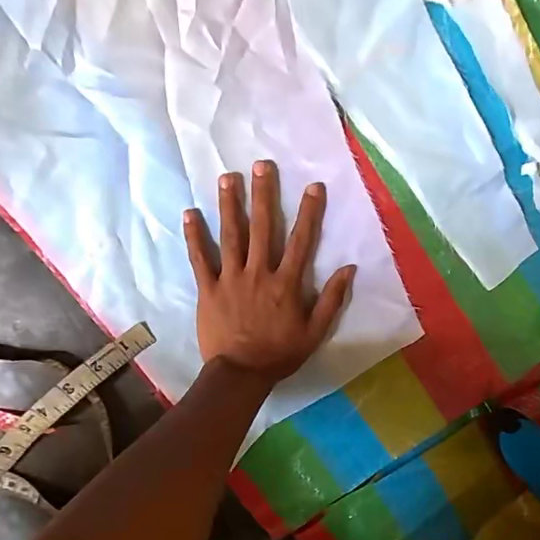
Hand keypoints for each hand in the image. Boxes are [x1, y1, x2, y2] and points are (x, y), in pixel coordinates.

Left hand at [184, 160, 355, 385]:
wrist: (240, 374)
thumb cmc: (280, 354)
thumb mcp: (315, 332)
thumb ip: (332, 300)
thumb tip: (349, 269)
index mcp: (287, 284)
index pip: (302, 241)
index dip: (309, 212)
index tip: (313, 187)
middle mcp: (259, 273)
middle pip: (263, 228)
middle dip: (263, 195)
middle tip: (262, 165)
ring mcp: (231, 279)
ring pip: (231, 236)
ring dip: (229, 205)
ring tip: (227, 178)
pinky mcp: (208, 289)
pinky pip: (200, 259)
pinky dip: (194, 236)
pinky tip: (190, 213)